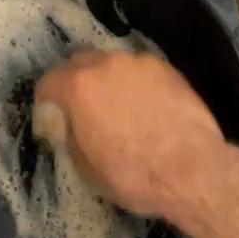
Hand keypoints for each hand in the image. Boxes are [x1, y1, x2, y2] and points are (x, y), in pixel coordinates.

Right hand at [33, 50, 226, 217]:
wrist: (192, 168)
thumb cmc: (133, 175)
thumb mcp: (87, 167)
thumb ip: (71, 136)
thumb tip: (70, 125)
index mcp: (78, 87)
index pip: (48, 82)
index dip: (46, 101)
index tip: (53, 117)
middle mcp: (105, 64)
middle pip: (79, 62)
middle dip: (76, 82)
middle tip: (85, 109)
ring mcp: (138, 62)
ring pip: (112, 64)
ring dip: (109, 81)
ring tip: (121, 108)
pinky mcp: (166, 67)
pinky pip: (140, 71)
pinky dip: (136, 84)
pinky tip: (148, 107)